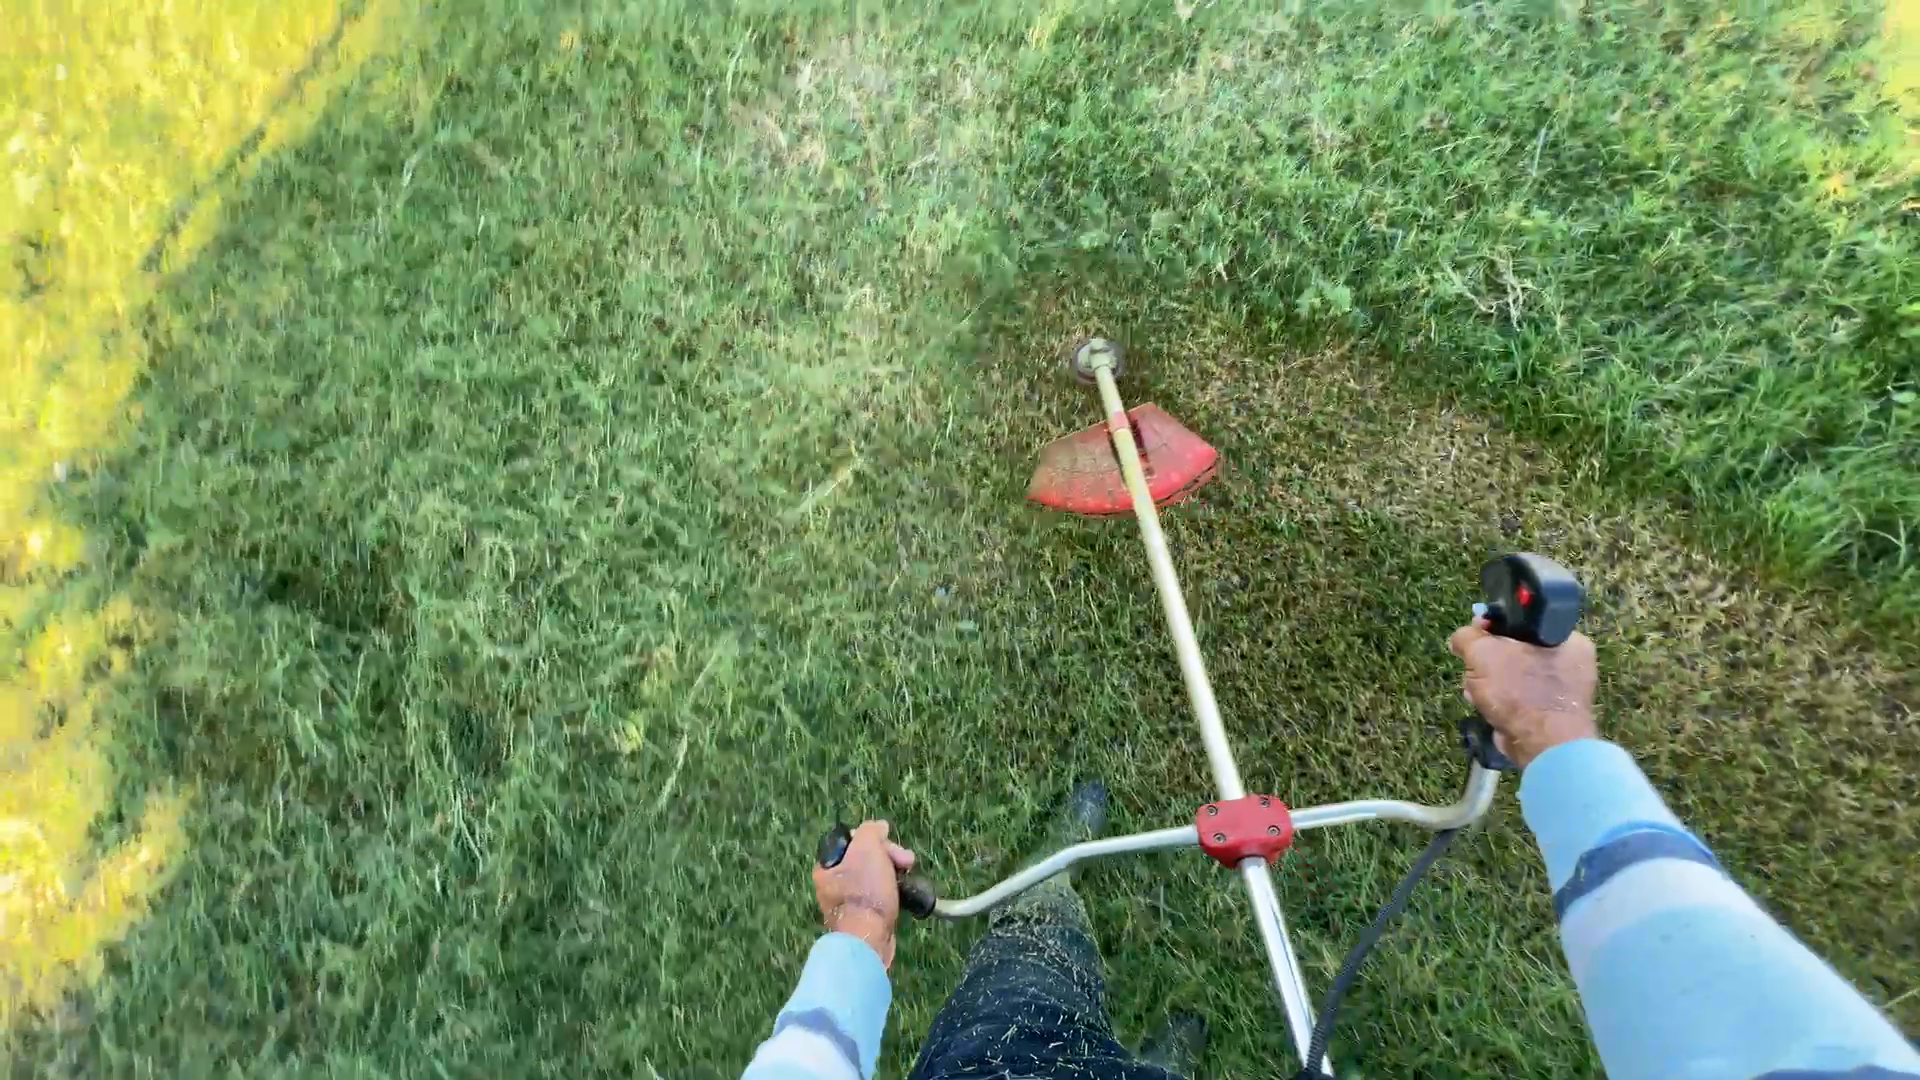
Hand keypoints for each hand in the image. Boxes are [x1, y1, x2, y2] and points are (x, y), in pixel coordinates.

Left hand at [812, 820, 914, 968]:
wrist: (869, 939)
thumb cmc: (865, 890)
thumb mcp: (867, 848)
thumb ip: (871, 830)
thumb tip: (879, 826)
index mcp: (826, 866)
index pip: (852, 841)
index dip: (874, 839)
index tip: (888, 844)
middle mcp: (832, 884)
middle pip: (865, 857)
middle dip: (889, 855)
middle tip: (906, 861)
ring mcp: (847, 903)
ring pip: (874, 875)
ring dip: (893, 871)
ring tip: (908, 875)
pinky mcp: (862, 918)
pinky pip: (877, 894)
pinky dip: (890, 890)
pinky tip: (902, 892)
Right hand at [1449, 619, 1598, 767]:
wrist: (1541, 743)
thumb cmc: (1518, 690)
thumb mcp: (1482, 652)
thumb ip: (1467, 636)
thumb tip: (1462, 638)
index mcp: (1567, 639)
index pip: (1520, 623)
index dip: (1491, 628)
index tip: (1474, 638)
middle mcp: (1570, 662)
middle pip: (1510, 650)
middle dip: (1485, 662)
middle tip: (1475, 670)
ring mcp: (1562, 689)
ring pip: (1509, 674)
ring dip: (1486, 682)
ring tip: (1478, 692)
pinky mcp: (1550, 710)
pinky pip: (1515, 695)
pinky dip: (1498, 700)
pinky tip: (1486, 706)